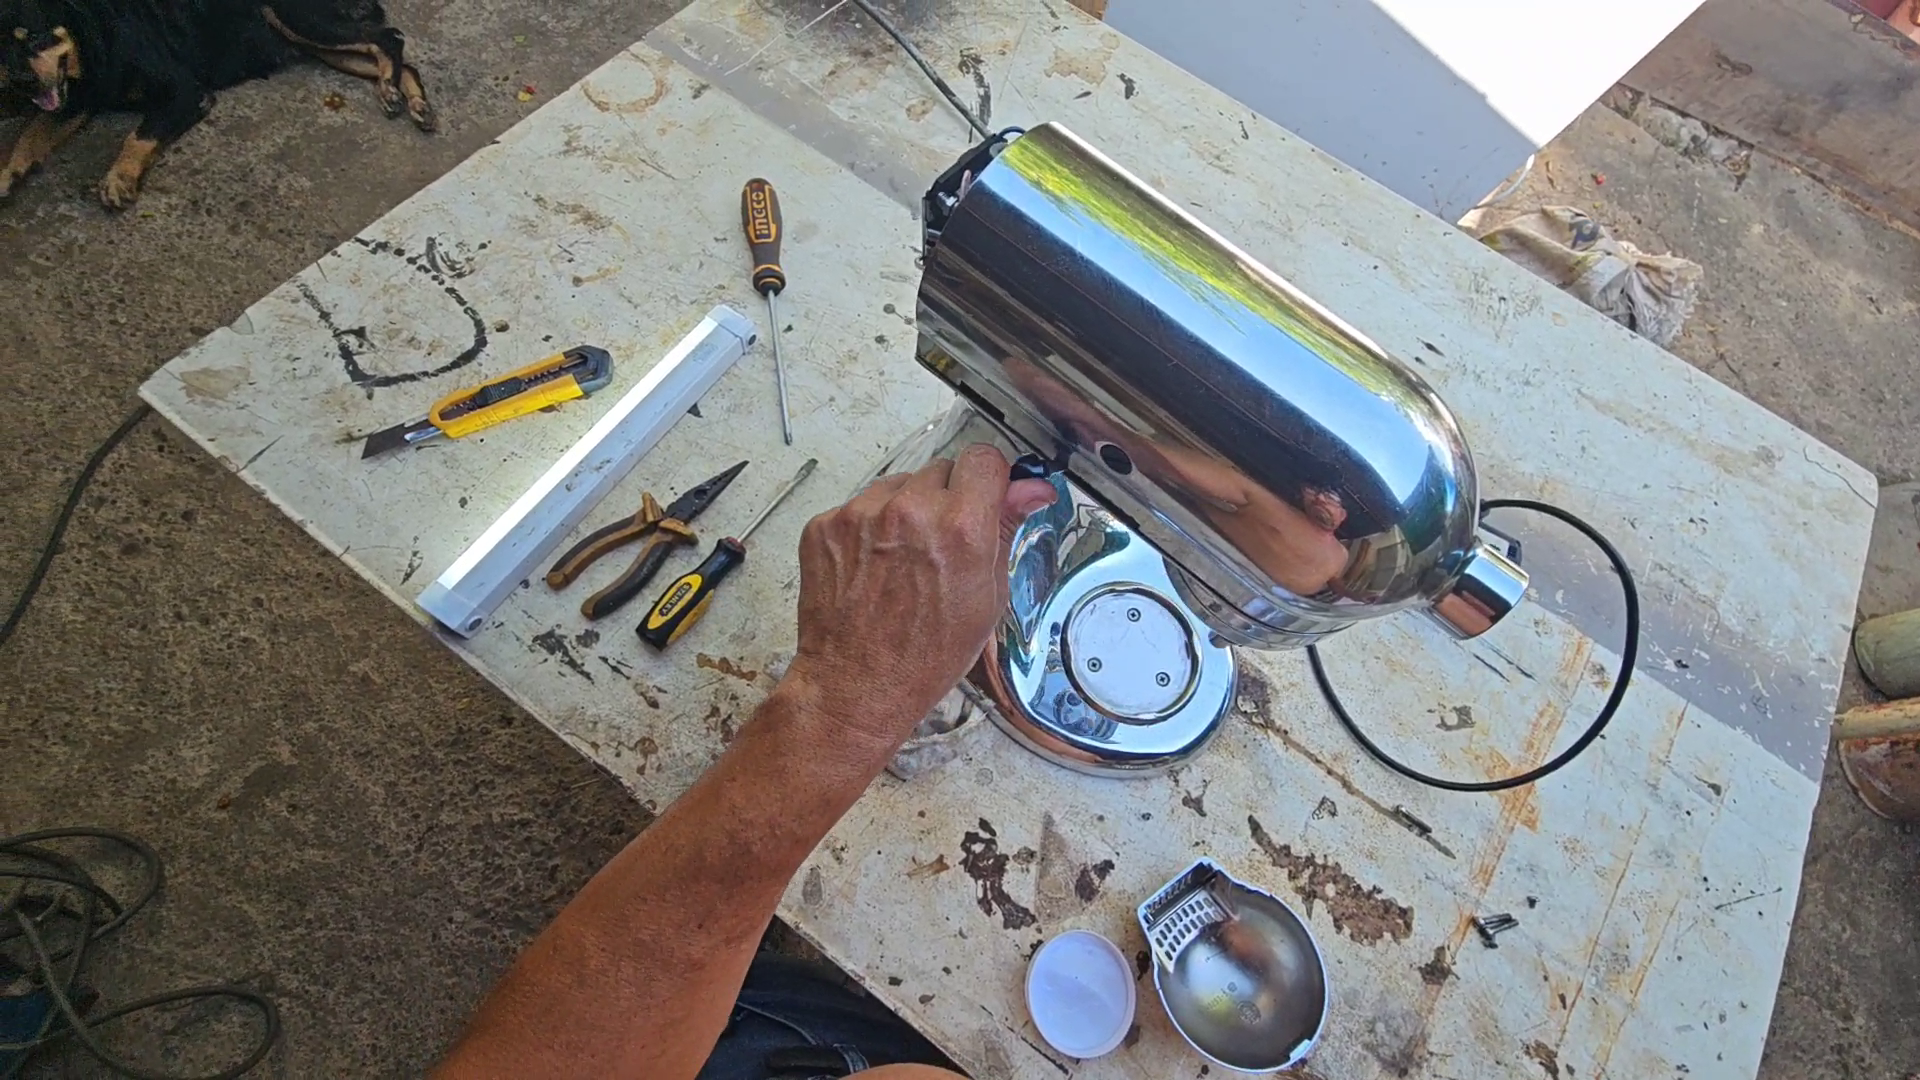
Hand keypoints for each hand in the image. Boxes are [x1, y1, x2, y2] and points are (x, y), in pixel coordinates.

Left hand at [785, 444, 1055, 749]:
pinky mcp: (825, 525)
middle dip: (948, 499)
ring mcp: (860, 514)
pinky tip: (873, 567)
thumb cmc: (927, 655)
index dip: (989, 478)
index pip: (984, 458)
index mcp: (960, 527)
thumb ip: (1005, 530)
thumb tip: (1032, 489)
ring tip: (903, 560)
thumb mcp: (987, 598)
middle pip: (940, 470)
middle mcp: (910, 510)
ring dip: (907, 509)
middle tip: (942, 544)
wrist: (856, 686)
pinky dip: (869, 527)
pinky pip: (859, 505)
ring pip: (898, 485)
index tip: (985, 496)